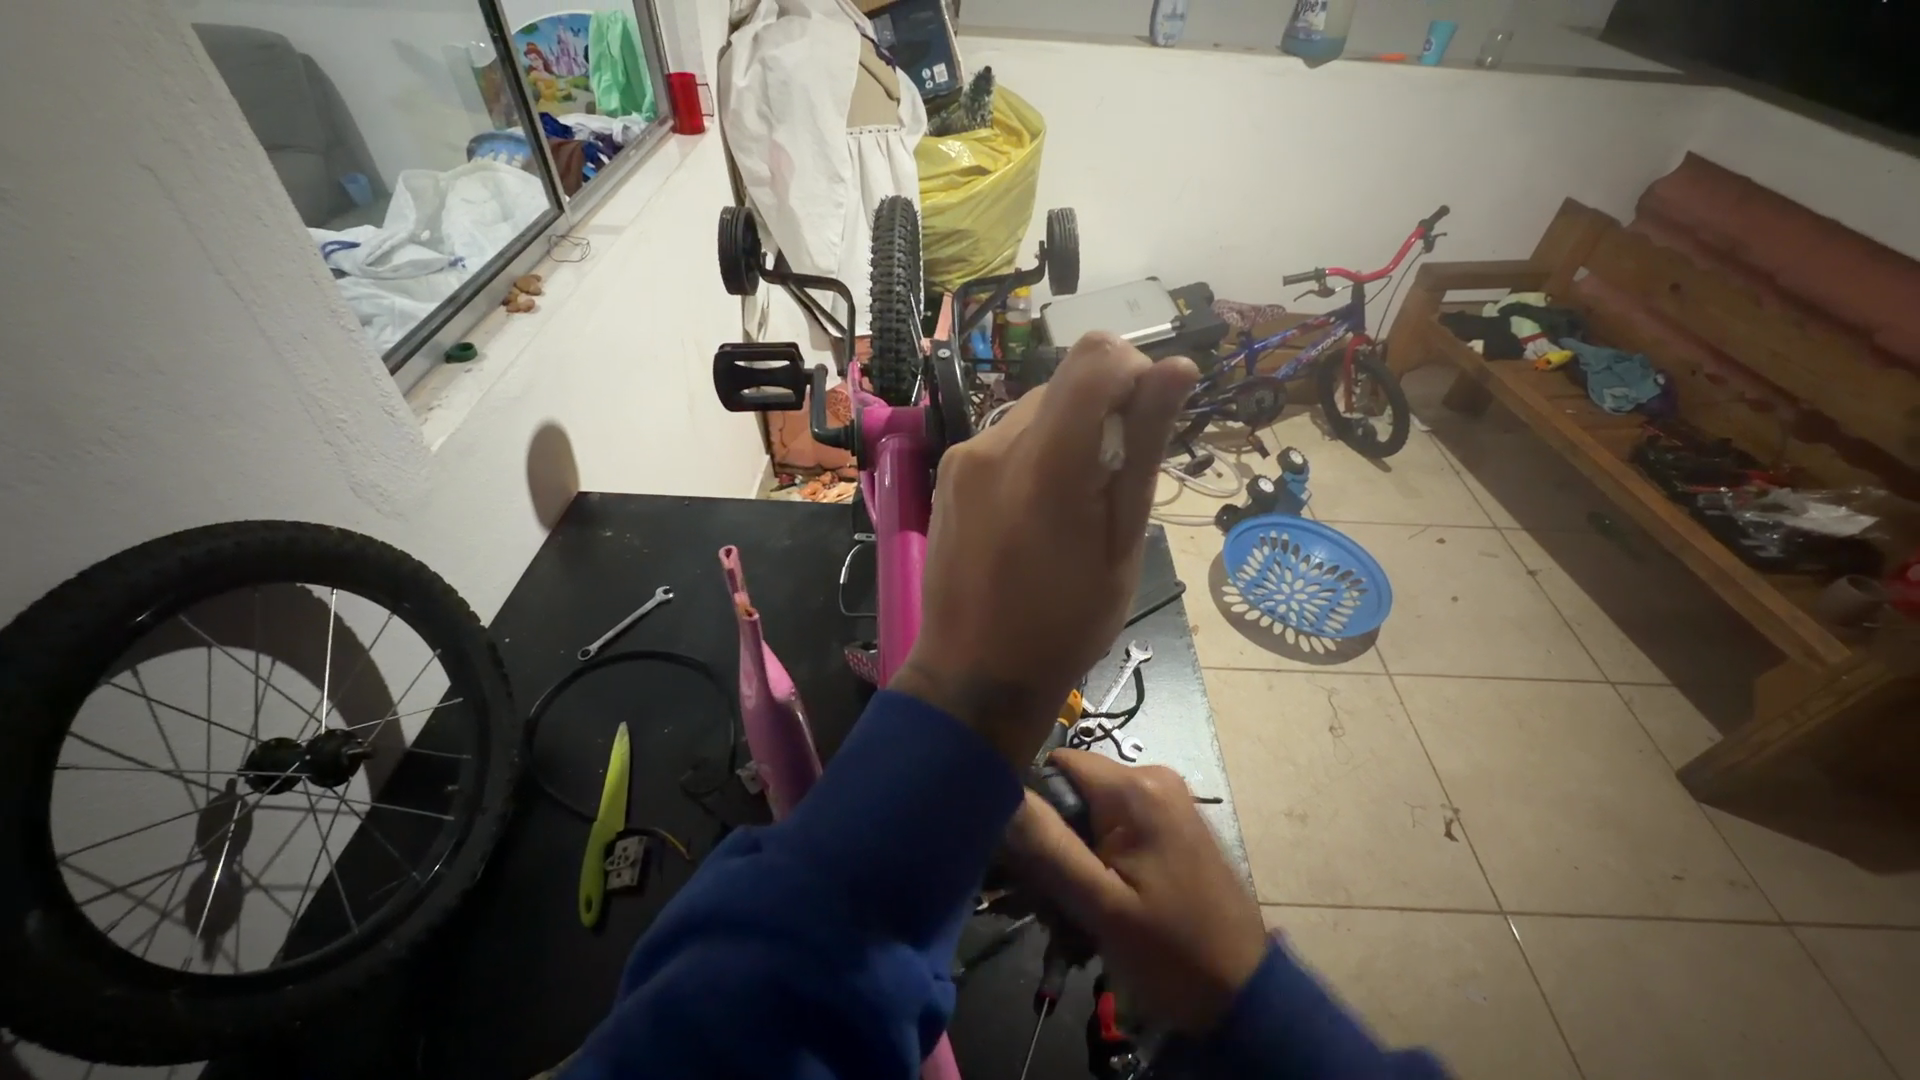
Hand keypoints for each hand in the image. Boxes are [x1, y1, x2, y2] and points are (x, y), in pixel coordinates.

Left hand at [890, 334, 1197, 765]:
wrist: (974, 675)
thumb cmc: (1064, 624)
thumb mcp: (1122, 543)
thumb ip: (1144, 450)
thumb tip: (1176, 369)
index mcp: (1046, 462)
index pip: (1095, 357)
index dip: (1135, 371)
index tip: (1149, 420)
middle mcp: (994, 442)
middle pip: (1066, 384)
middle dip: (1104, 413)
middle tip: (1114, 485)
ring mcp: (963, 456)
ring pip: (1036, 411)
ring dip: (1070, 435)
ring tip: (1075, 507)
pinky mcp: (948, 473)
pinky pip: (1006, 439)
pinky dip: (1037, 454)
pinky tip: (1038, 512)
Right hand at [1003, 750, 1267, 1033]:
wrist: (1243, 994)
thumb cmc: (1172, 953)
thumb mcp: (1101, 906)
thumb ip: (1048, 847)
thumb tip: (1000, 795)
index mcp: (1135, 788)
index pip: (1055, 765)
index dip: (1032, 805)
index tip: (1026, 857)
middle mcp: (1152, 777)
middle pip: (1072, 789)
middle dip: (1052, 839)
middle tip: (1047, 897)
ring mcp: (1167, 799)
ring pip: (1090, 809)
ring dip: (1072, 853)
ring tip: (1071, 907)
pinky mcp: (1172, 822)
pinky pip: (1115, 823)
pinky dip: (1097, 855)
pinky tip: (1097, 899)